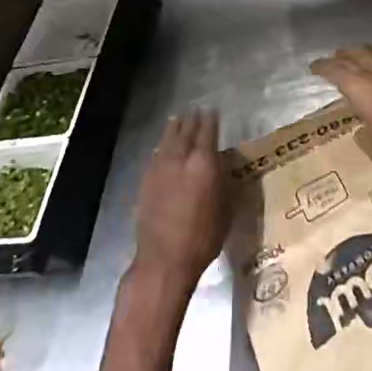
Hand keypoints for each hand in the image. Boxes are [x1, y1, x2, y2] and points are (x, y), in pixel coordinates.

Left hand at [131, 108, 228, 287]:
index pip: (207, 131)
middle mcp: (180, 158)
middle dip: (192, 119)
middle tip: (196, 111)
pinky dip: (163, 146)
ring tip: (178, 120)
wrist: (164, 259)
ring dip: (175, 128)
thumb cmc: (203, 239)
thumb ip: (224, 182)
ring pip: (167, 139)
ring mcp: (160, 167)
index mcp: (203, 163)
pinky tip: (163, 148)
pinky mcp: (146, 179)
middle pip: (185, 130)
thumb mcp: (225, 210)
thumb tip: (222, 165)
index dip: (210, 119)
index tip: (213, 111)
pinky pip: (157, 154)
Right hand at [315, 46, 371, 270]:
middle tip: (337, 60)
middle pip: (355, 53)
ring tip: (363, 56)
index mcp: (360, 87)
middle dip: (343, 55)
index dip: (322, 67)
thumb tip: (363, 129)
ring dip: (366, 51)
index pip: (334, 69)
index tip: (315, 67)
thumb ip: (365, 135)